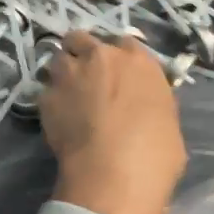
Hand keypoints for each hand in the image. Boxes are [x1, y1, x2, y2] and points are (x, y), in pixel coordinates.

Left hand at [41, 31, 186, 213]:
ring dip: (62, 73)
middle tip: (84, 76)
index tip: (116, 75)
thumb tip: (140, 103)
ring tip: (66, 95)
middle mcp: (101, 57)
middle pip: (81, 39)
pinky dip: (51, 101)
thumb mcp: (167, 120)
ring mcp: (70, 73)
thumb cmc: (155, 155)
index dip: (117, 59)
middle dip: (80, 52)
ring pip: (58, 59)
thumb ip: (149, 100)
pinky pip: (46, 91)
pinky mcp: (46, 95)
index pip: (124, 44)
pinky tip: (58, 119)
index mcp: (138, 61)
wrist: (113, 175)